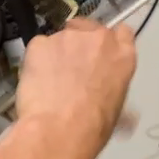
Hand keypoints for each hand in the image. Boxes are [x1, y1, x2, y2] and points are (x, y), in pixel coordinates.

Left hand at [10, 18, 137, 158]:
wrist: (60, 129)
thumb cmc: (94, 126)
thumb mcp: (116, 105)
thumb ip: (112, 85)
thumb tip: (107, 94)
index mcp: (123, 54)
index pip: (122, 33)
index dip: (108, 43)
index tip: (98, 54)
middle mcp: (98, 38)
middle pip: (88, 30)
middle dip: (79, 45)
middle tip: (69, 68)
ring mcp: (67, 37)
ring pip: (60, 38)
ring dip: (56, 53)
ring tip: (49, 81)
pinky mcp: (40, 43)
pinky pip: (38, 47)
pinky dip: (35, 60)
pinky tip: (35, 81)